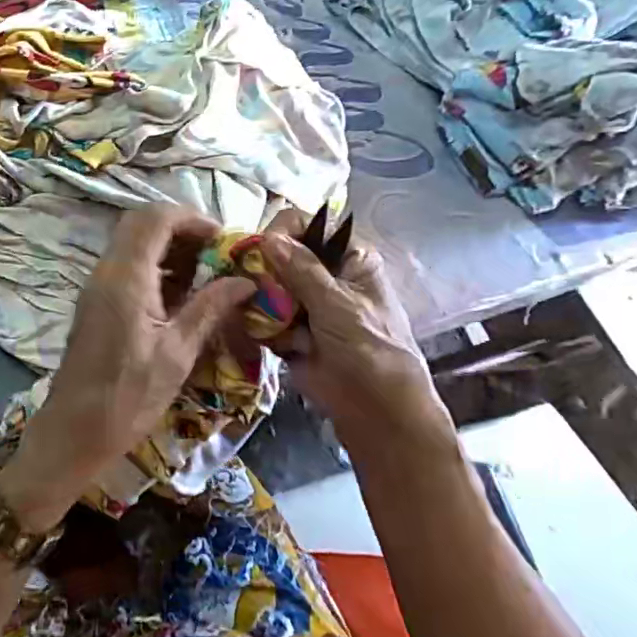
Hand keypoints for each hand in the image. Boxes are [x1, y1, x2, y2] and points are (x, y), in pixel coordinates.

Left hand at [0, 207, 255, 530]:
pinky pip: (125, 268)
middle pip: (141, 225)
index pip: (156, 219)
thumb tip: (244, 281)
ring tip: (205, 277)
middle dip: (181, 231)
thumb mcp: (177, 353)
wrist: (74, 430)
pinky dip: (154, 269)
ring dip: (168, 250)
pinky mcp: (95, 303)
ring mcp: (96, 287)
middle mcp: (106, 272)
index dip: (193, 219)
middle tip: (216, 255)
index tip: (224, 239)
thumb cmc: (129, 396)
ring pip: (132, 245)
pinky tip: (180, 297)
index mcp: (126, 277)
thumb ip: (209, 309)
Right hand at [260, 216, 457, 472]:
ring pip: (264, 287)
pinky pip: (261, 316)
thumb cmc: (370, 350)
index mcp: (347, 258)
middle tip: (266, 295)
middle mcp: (323, 275)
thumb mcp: (337, 305)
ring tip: (279, 327)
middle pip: (277, 256)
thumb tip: (268, 238)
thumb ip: (301, 269)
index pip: (305, 226)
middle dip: (266, 275)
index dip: (280, 234)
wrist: (375, 410)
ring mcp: (304, 303)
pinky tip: (280, 345)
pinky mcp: (287, 330)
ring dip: (265, 305)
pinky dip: (263, 328)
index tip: (262, 252)